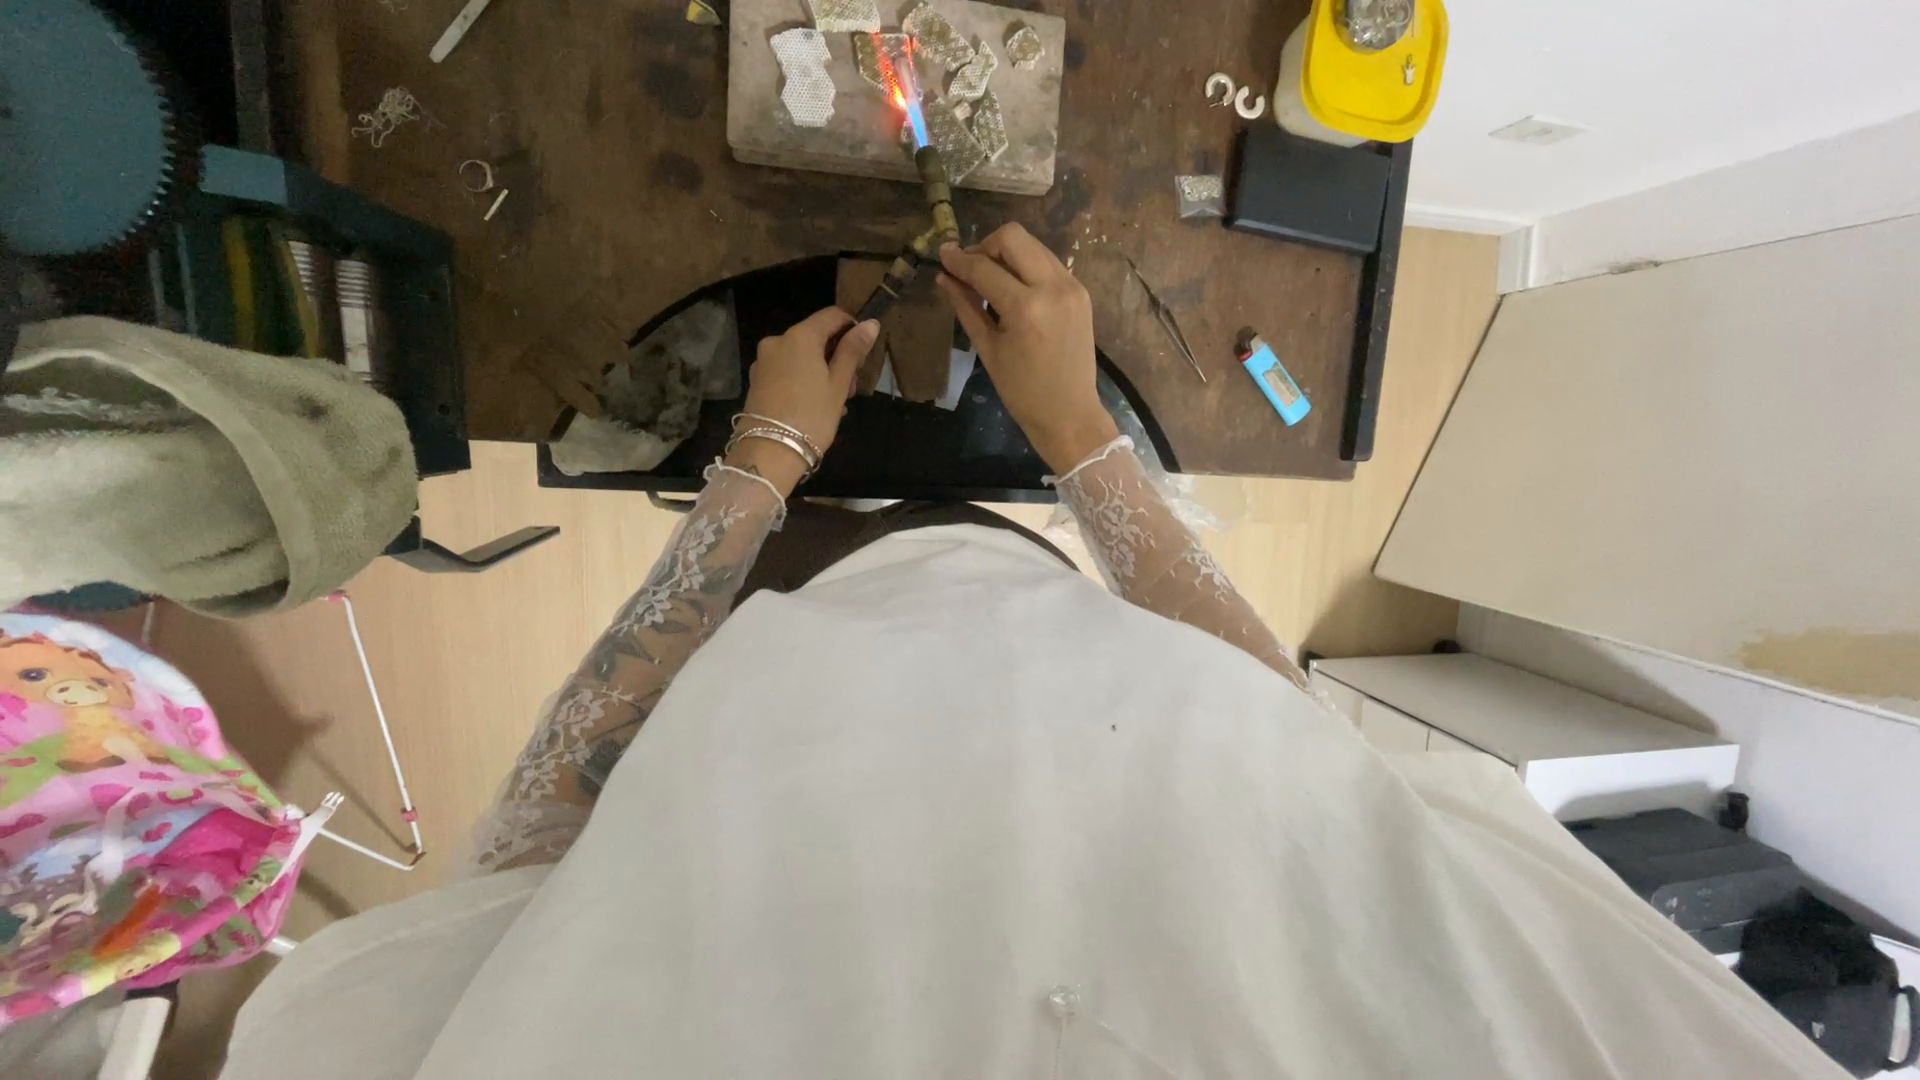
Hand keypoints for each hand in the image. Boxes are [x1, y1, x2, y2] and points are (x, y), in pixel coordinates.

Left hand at [729, 308, 878, 496]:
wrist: (770, 452)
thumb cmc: (812, 416)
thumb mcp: (838, 384)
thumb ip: (852, 351)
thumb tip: (870, 323)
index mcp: (800, 337)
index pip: (831, 316)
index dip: (852, 328)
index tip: (863, 352)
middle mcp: (777, 341)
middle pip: (815, 337)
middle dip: (836, 356)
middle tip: (850, 388)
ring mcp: (763, 361)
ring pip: (801, 356)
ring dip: (822, 371)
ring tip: (835, 403)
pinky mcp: (757, 380)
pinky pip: (787, 371)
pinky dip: (804, 380)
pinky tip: (814, 406)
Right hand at [936, 224, 1117, 471]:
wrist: (1069, 413)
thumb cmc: (1022, 391)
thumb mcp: (988, 349)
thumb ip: (966, 307)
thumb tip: (944, 277)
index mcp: (1026, 309)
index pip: (984, 268)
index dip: (959, 259)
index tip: (942, 254)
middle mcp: (1052, 288)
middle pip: (1013, 237)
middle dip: (985, 246)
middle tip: (970, 268)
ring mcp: (1071, 287)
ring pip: (1033, 245)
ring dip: (1007, 253)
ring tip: (989, 278)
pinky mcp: (1080, 292)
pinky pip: (1048, 263)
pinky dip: (1026, 266)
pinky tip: (1014, 289)